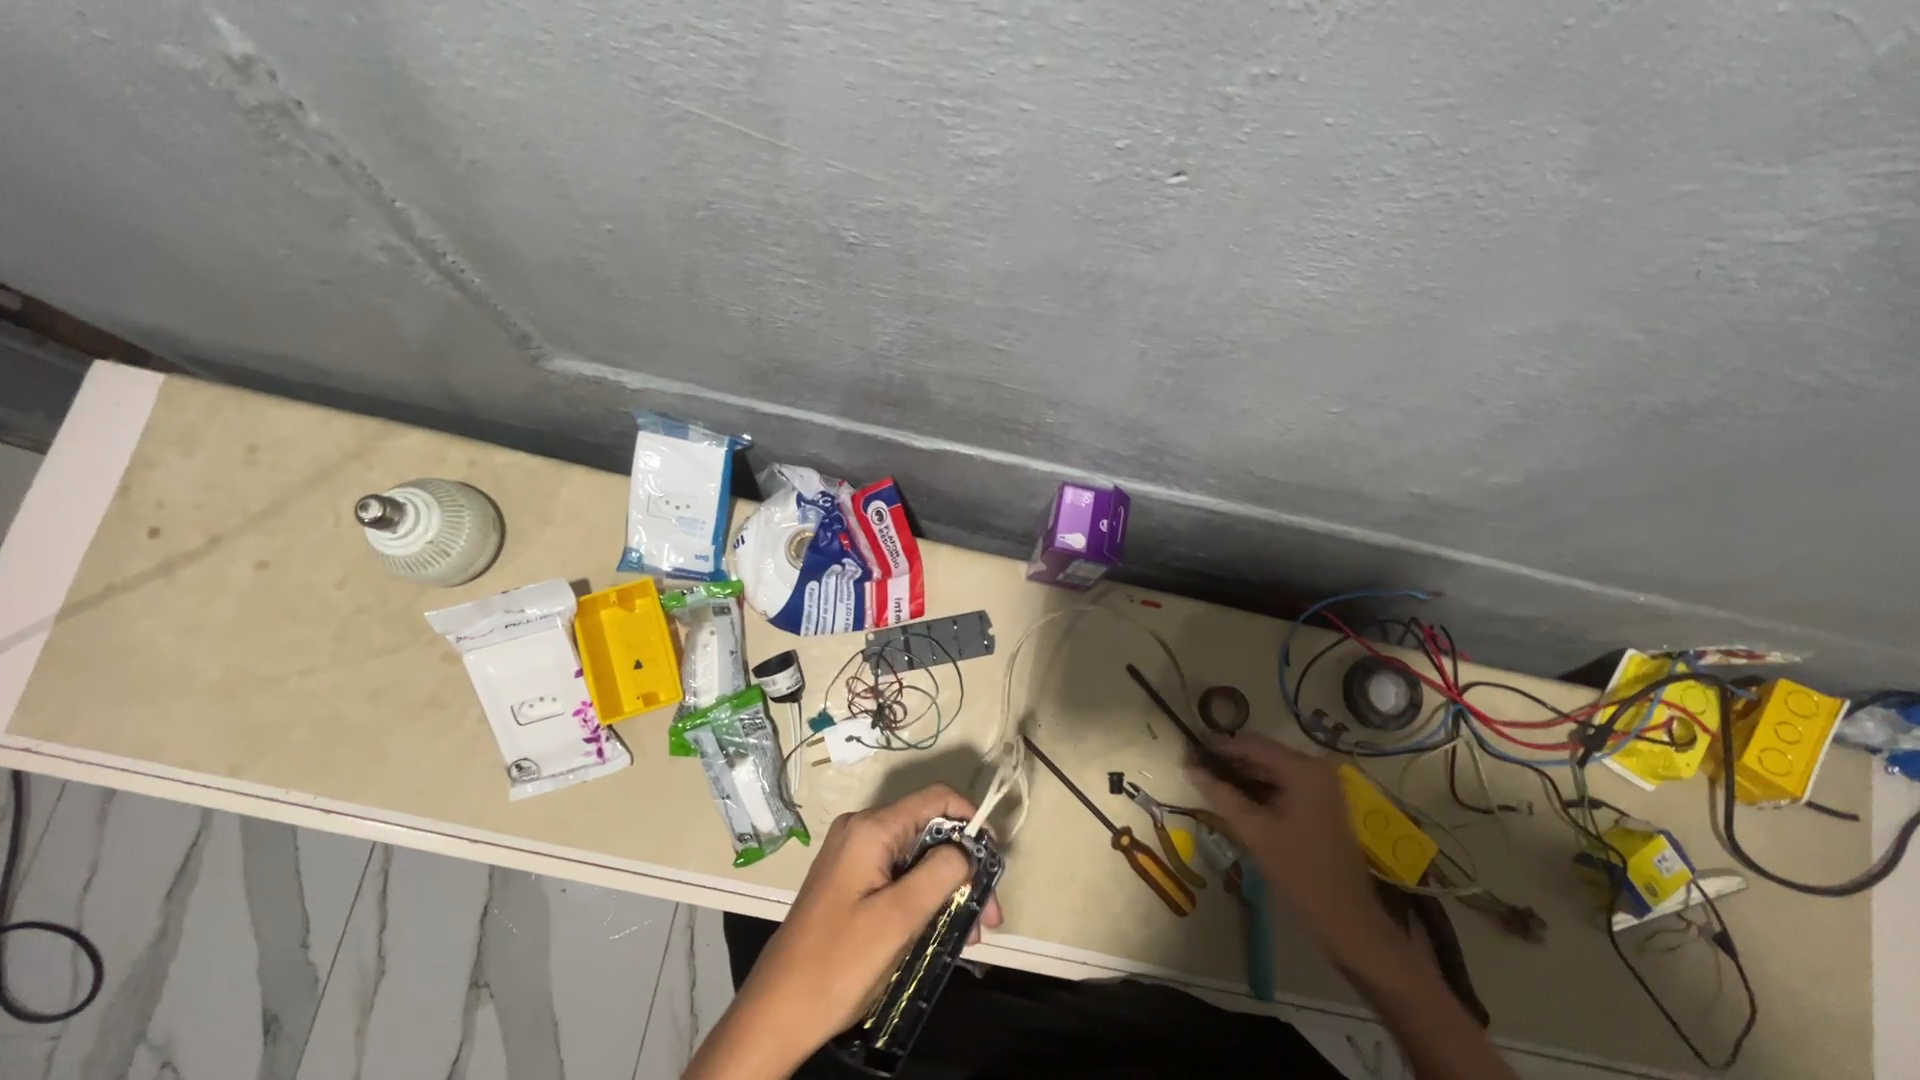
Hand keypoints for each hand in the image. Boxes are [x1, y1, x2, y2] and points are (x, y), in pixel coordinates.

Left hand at [725, 785, 1004, 1065]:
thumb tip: (967, 849)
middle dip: (964, 868)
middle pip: (929, 831)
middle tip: (989, 917)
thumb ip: (940, 873)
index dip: (972, 820)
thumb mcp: (899, 917)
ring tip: (970, 936)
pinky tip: (943, 933)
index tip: (995, 860)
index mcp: (870, 830)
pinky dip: (925, 899)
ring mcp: (854, 858)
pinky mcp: (852, 884)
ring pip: (918, 858)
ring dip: (949, 890)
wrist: (779, 1010)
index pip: (936, 799)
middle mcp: (861, 832)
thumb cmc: (840, 961)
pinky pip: (900, 878)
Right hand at [1187, 734, 1387, 949]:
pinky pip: (1285, 785)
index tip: (1190, 752)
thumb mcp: (1254, 831)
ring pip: (1273, 771)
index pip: (1252, 745)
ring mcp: (1323, 785)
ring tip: (1211, 784)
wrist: (1345, 914)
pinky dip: (1261, 790)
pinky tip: (1237, 800)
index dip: (1219, 747)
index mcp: (1303, 769)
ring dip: (1244, 777)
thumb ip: (1221, 795)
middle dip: (1231, 763)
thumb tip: (1190, 768)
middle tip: (1197, 770)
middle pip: (1264, 755)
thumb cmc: (1298, 870)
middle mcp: (1317, 768)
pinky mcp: (1323, 802)